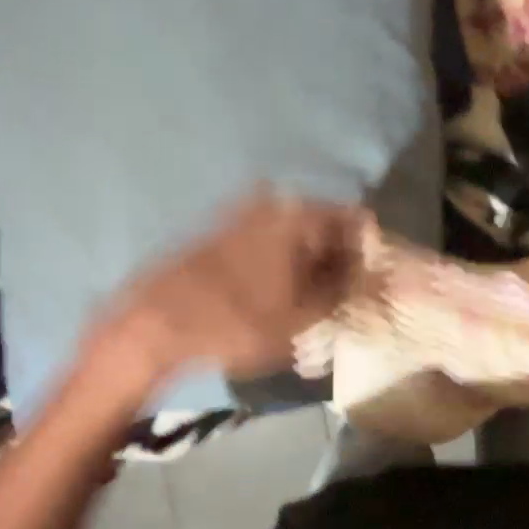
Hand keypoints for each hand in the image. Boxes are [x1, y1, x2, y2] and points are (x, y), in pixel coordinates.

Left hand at [92, 192, 364, 390]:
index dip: (371, 254)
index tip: (373, 285)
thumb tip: (375, 281)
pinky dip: (285, 266)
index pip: (359, 221)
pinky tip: (283, 298)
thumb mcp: (304, 317)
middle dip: (342, 260)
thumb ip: (348, 293)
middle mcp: (274, 201)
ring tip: (316, 305)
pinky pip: (272, 243)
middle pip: (328, 226)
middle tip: (347, 300)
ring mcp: (244, 213)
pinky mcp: (223, 232)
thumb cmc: (237, 322)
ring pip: (299, 236)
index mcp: (300, 213)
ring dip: (313, 266)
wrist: (154, 327)